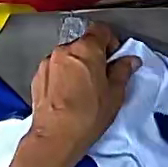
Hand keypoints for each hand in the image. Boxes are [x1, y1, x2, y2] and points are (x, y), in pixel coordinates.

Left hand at [23, 22, 138, 164]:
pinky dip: (64, 75)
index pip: (101, 30)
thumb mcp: (115, 93)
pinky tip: (70, 94)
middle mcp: (64, 50)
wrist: (55, 137)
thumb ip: (123, 71)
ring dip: (78, 65)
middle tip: (103, 75)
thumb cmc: (88, 114)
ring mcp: (48, 63)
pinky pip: (56, 68)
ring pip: (68, 56)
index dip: (111, 41)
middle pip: (84, 43)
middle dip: (94, 55)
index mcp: (86, 49)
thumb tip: (129, 60)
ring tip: (84, 88)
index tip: (115, 56)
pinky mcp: (37, 77)